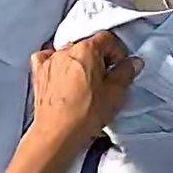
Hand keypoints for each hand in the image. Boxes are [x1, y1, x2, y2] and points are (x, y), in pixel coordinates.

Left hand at [26, 32, 139, 157]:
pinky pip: (47, 58)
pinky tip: (62, 72)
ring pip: (70, 51)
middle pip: (89, 44)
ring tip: (87, 80)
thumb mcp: (116, 92)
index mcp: (87, 49)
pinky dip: (55, 61)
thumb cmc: (86, 112)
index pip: (107, 38)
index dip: (118, 51)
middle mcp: (66, 50)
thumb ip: (126, 72)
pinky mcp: (39, 74)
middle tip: (107, 76)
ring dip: (80, 61)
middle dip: (100, 57)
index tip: (121, 66)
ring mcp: (50, 61)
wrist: (58, 133)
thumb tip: (132, 62)